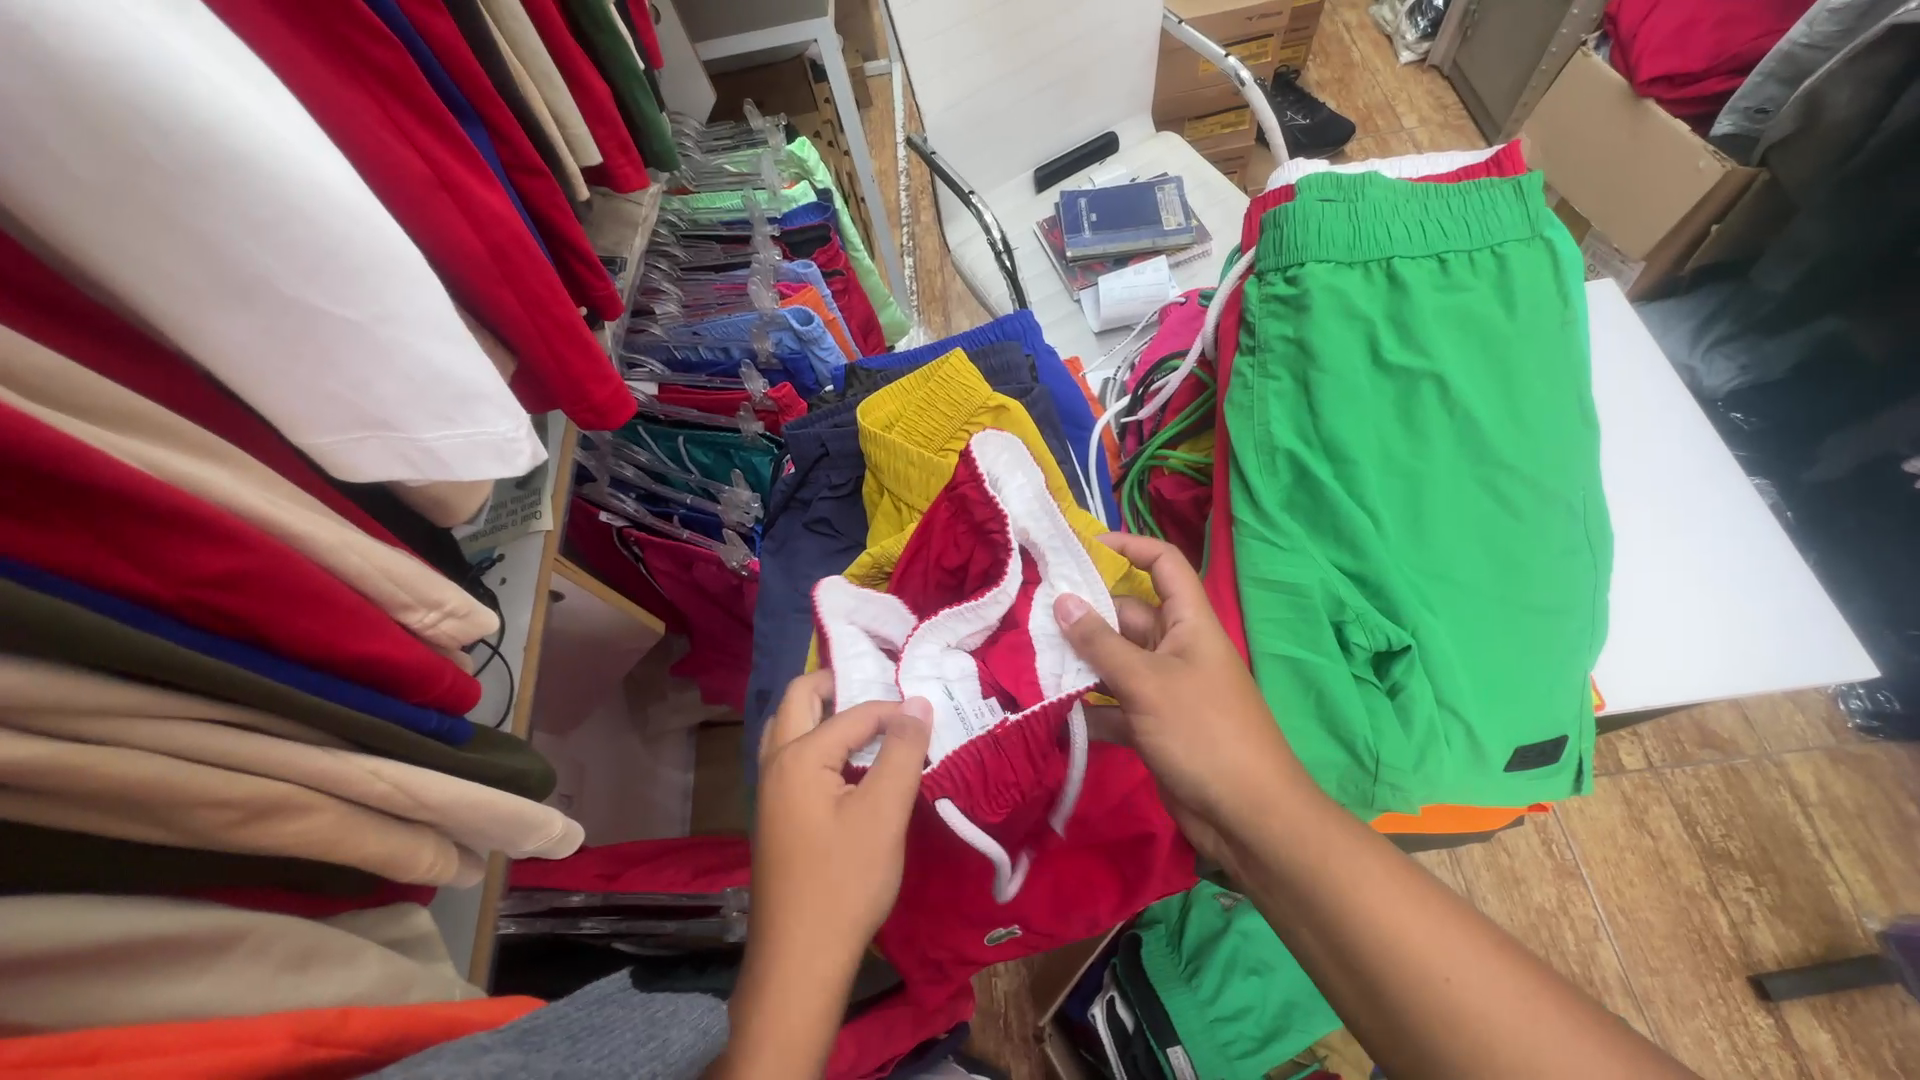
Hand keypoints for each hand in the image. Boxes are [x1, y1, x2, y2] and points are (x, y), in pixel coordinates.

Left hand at [719, 673, 931, 1078]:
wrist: (801, 957)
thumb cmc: (845, 881)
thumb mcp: (885, 812)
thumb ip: (902, 750)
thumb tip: (916, 702)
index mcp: (797, 756)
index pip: (852, 713)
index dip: (893, 711)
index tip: (927, 719)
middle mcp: (774, 764)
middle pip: (799, 700)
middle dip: (838, 686)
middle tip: (881, 692)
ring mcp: (769, 792)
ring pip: (789, 729)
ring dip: (824, 715)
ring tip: (868, 723)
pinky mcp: (775, 816)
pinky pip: (792, 758)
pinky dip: (819, 744)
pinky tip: (850, 768)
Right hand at [1053, 533, 1309, 860]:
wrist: (1247, 816)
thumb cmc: (1204, 733)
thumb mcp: (1147, 682)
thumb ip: (1101, 642)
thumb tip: (1062, 600)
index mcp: (1189, 623)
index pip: (1163, 565)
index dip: (1130, 547)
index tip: (1084, 547)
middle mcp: (1176, 649)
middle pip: (1126, 616)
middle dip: (1083, 616)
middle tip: (1030, 616)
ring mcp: (1164, 690)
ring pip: (1114, 664)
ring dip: (1078, 665)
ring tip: (1029, 661)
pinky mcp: (1152, 726)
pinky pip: (1113, 706)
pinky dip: (1087, 710)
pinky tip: (1050, 714)